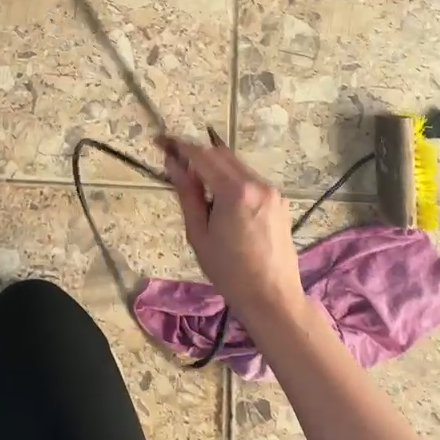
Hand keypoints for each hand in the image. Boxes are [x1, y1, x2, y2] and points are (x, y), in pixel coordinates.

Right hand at [162, 136, 303, 316]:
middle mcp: (258, 184)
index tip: (160, 142)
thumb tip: (173, 164)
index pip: (203, 156)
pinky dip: (230, 179)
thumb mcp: (199, 233)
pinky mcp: (279, 202)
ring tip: (194, 183)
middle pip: (221, 155)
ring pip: (236, 165)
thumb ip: (187, 194)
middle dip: (196, 153)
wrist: (272, 298)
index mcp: (236, 191)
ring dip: (214, 166)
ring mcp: (272, 192)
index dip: (179, 146)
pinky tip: (219, 198)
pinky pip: (249, 180)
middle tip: (173, 160)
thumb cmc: (229, 271)